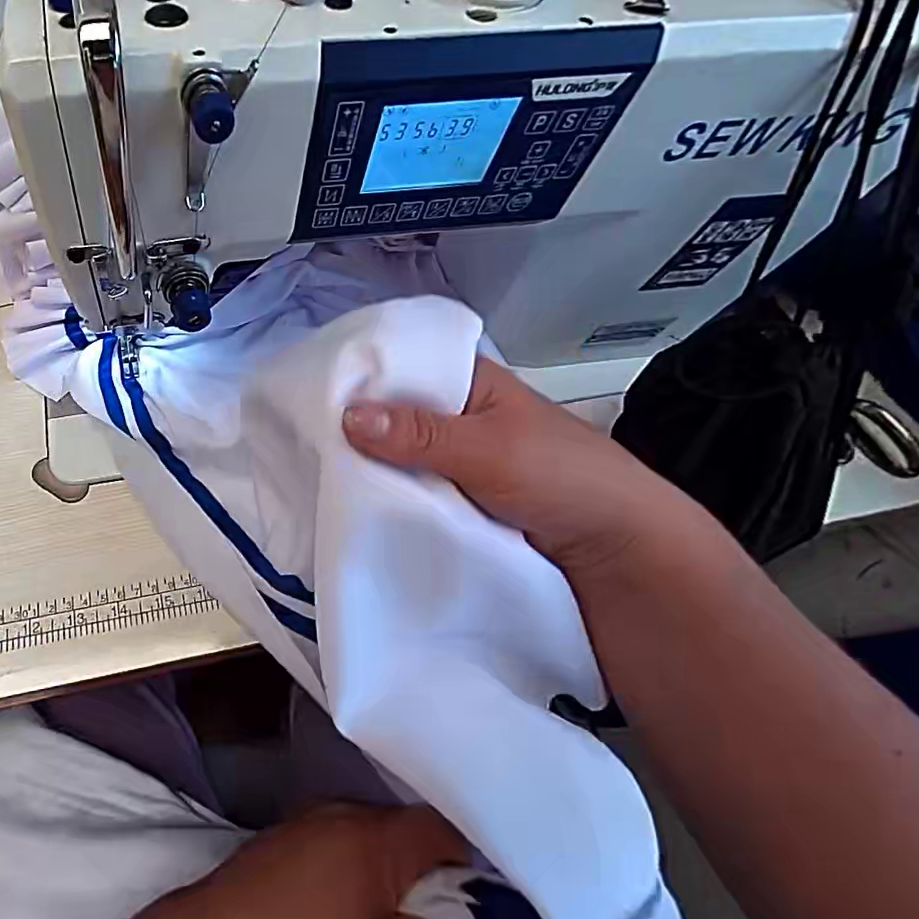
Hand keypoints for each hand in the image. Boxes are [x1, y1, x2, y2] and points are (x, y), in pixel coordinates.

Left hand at [114, 805, 469, 918]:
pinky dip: (359, 873)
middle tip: (457, 917)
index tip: (500, 898)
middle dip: (436, 872)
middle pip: (406, 832)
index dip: (476, 861)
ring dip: (396, 873)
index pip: (440, 827)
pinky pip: (336, 846)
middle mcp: (335, 815)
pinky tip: (359, 910)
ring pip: (371, 839)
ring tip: (409, 916)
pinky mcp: (280, 844)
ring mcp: (303, 825)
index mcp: (367, 836)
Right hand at [340, 357, 716, 578]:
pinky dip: (379, 491)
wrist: (620, 555)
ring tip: (308, 465)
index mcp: (467, 381)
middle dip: (351, 424)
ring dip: (362, 462)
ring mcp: (448, 457)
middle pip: (388, 411)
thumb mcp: (490, 449)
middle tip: (298, 434)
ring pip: (392, 452)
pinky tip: (343, 495)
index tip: (306, 388)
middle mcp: (452, 414)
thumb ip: (421, 434)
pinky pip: (402, 487)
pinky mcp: (446, 495)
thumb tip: (346, 417)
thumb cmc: (565, 479)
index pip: (399, 363)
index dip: (357, 373)